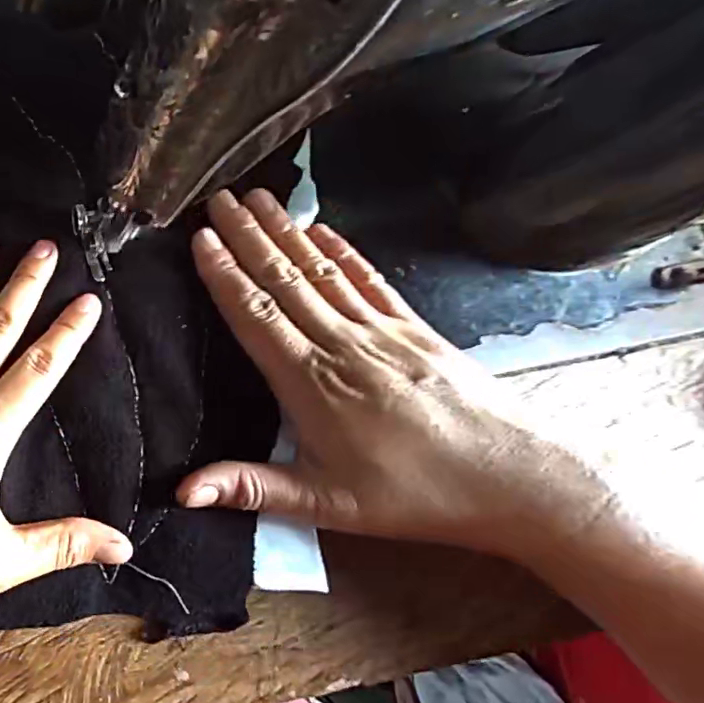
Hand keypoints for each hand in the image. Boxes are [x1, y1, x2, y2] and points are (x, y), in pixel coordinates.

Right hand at [178, 189, 612, 561]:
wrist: (522, 482)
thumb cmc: (413, 496)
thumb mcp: (323, 504)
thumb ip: (250, 489)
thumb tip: (181, 491)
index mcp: (312, 382)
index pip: (256, 315)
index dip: (225, 275)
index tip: (201, 238)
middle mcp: (343, 344)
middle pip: (285, 279)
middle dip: (247, 236)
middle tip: (218, 198)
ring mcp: (383, 332)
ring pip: (322, 271)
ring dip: (287, 231)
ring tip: (259, 198)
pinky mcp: (415, 330)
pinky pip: (369, 280)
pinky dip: (344, 250)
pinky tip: (323, 229)